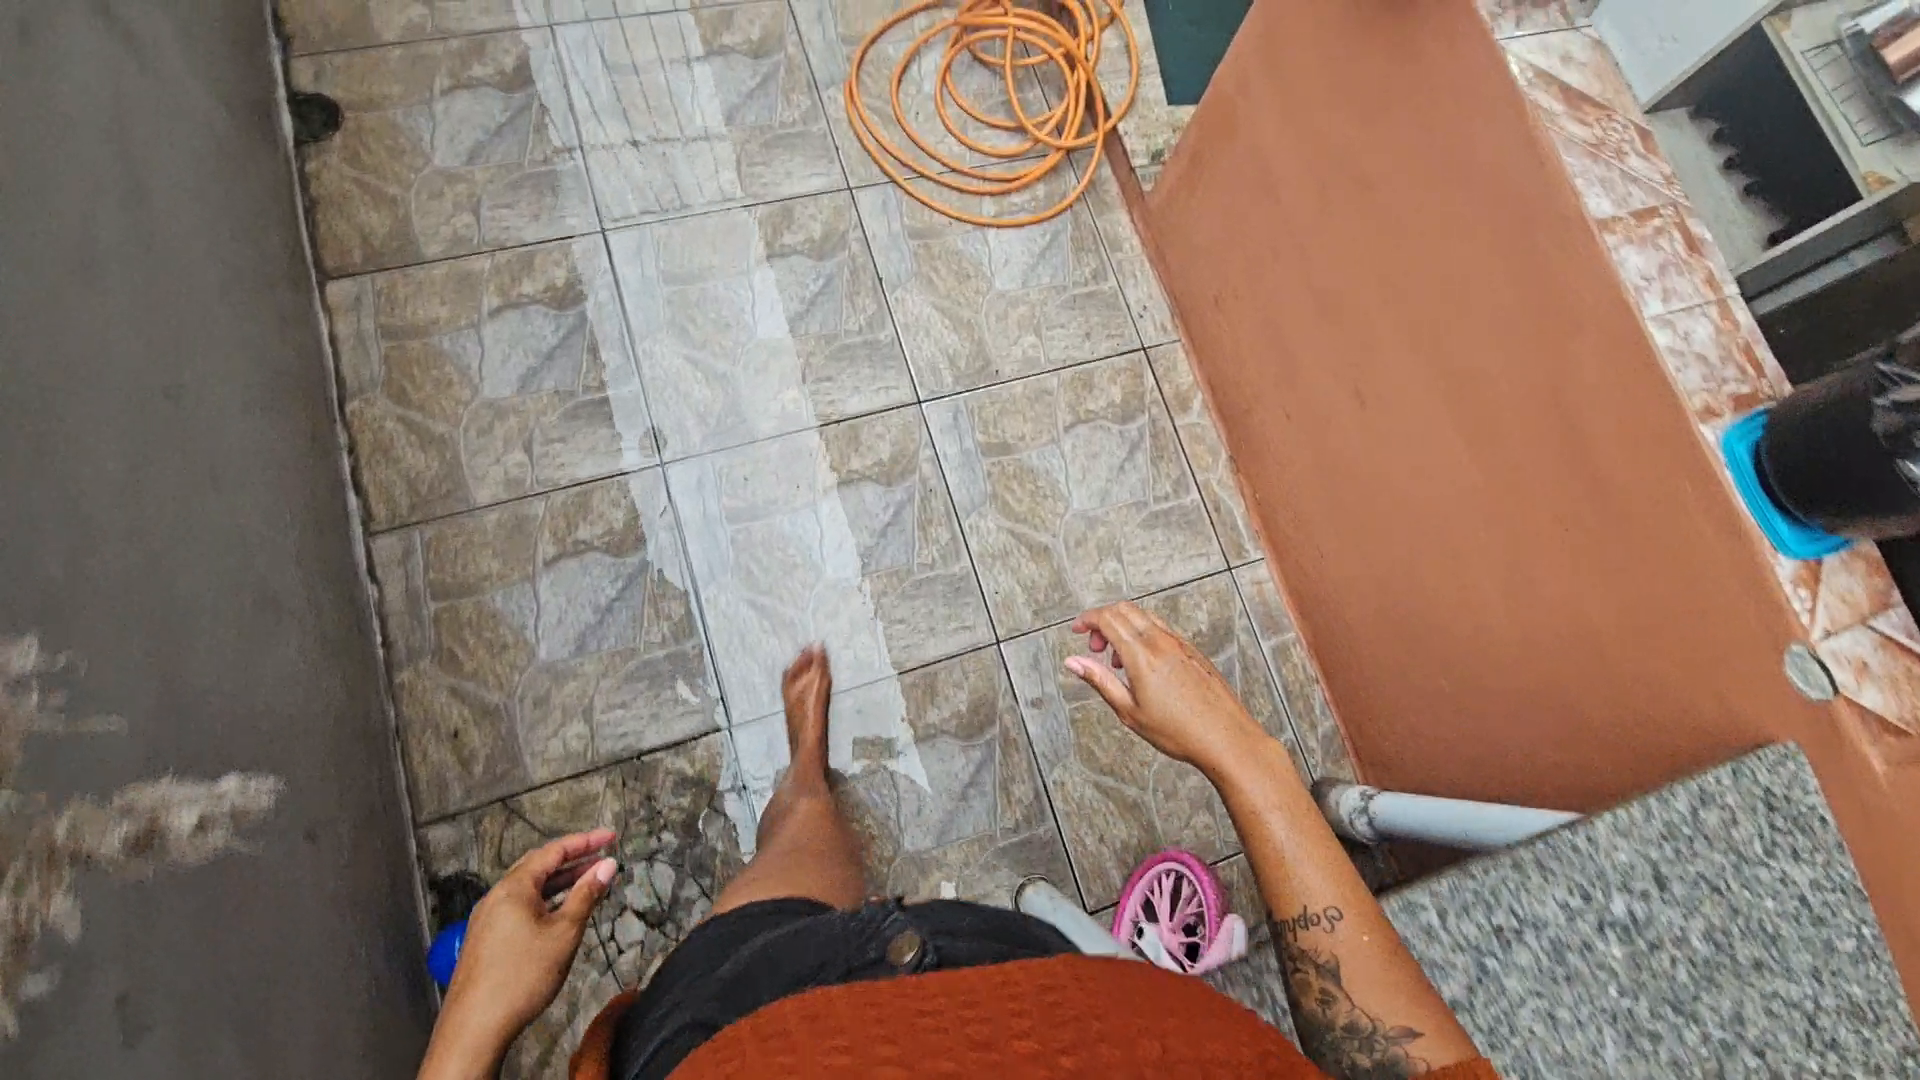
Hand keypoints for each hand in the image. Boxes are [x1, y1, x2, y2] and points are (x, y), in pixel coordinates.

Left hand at [419, 829, 617, 1079]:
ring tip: (589, 881)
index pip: (554, 851)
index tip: (612, 837)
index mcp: (513, 888)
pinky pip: (520, 906)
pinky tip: (560, 912)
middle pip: (538, 866)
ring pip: (529, 888)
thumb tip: (608, 865)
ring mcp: (487, 919)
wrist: (473, 1029)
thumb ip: (586, 895)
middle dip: (573, 859)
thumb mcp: (564, 932)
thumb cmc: (523, 975)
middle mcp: (496, 896)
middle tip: (602, 857)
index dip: (585, 841)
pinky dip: (545, 900)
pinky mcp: (485, 939)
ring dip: (560, 881)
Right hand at [1065, 602, 1269, 776]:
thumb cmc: (1181, 732)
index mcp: (1143, 656)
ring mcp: (1179, 644)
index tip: (1077, 629)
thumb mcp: (1129, 711)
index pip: (1108, 619)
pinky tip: (1142, 663)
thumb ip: (1099, 680)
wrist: (1227, 739)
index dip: (1087, 619)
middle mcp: (1162, 642)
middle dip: (1102, 621)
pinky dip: (1142, 634)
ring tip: (1117, 660)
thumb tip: (1074, 662)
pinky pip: (1160, 628)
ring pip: (1143, 616)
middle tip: (1094, 647)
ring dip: (1122, 626)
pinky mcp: (1191, 650)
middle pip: (1124, 610)